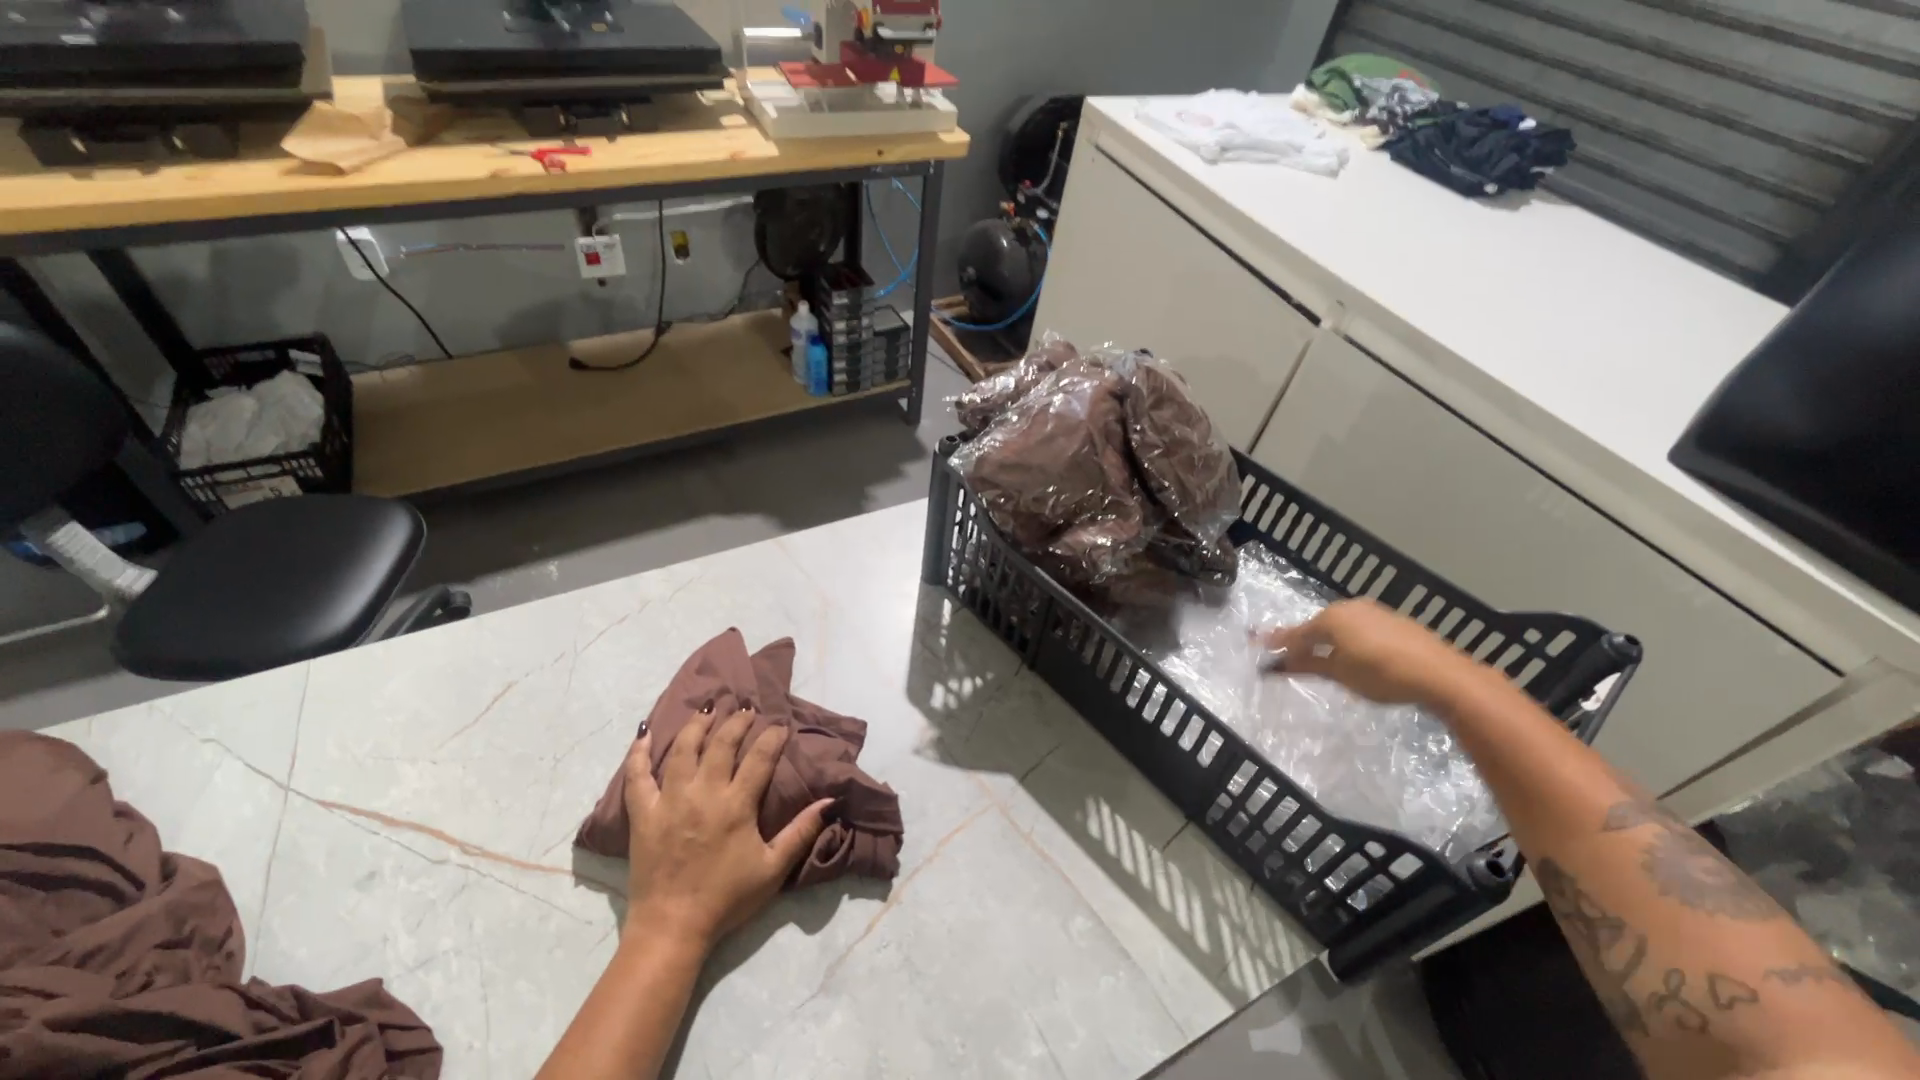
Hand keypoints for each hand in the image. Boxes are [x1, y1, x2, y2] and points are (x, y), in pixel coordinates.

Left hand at [620, 708, 832, 951]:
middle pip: (721, 744)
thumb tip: (830, 801)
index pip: (759, 758)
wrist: (673, 926)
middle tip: (746, 709)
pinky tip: (644, 734)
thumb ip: (801, 832)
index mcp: (736, 805)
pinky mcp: (643, 814)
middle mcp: (703, 793)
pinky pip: (637, 776)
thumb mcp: (773, 868)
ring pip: (682, 750)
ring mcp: (669, 800)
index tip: (780, 725)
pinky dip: (638, 753)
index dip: (772, 737)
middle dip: (736, 721)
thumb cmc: (727, 898)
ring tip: (707, 710)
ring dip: (696, 725)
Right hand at [1262, 598, 1495, 706]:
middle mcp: (1349, 608)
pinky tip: (1355, 656)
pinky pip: (1360, 628)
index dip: (1277, 644)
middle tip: (1292, 659)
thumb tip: (1277, 666)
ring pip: (1341, 626)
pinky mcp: (1394, 621)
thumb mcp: (1339, 674)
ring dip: (1328, 642)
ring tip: (1322, 660)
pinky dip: (1350, 640)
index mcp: (1331, 618)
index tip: (1259, 649)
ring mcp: (1374, 612)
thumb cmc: (1381, 675)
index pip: (1296, 633)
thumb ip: (1307, 666)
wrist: (1440, 674)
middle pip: (1318, 626)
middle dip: (1304, 642)